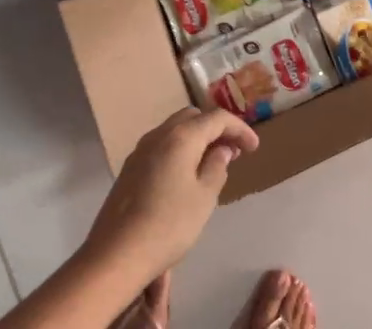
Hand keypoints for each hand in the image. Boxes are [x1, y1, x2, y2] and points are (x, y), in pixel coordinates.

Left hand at [83, 107, 258, 285]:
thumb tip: (222, 150)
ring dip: (197, 138)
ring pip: (174, 130)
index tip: (254, 148)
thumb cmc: (169, 225)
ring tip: (211, 163)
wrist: (117, 254)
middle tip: (233, 152)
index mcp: (181, 137)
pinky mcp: (129, 168)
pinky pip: (161, 146)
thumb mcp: (204, 197)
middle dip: (216, 129)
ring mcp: (140, 150)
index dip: (240, 129)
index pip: (217, 118)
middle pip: (193, 117)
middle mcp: (159, 134)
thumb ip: (217, 167)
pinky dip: (179, 150)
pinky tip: (185, 175)